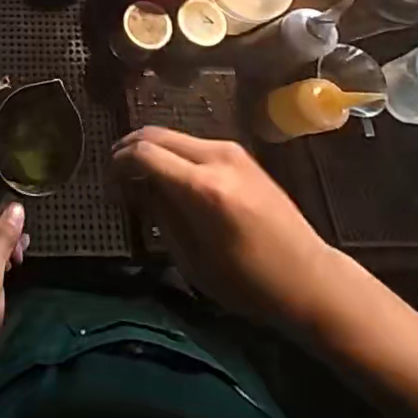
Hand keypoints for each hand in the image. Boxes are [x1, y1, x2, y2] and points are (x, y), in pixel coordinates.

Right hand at [112, 127, 347, 333]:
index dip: (120, 161)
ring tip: (139, 175)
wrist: (309, 278)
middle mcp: (217, 157)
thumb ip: (160, 213)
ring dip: (152, 148)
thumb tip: (134, 185)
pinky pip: (194, 143)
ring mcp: (232, 151)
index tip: (108, 177)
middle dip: (131, 148)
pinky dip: (173, 152)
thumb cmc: (248, 283)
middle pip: (157, 134)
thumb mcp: (193, 259)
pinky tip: (168, 174)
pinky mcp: (241, 154)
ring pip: (175, 135)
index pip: (146, 154)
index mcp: (203, 188)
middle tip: (116, 171)